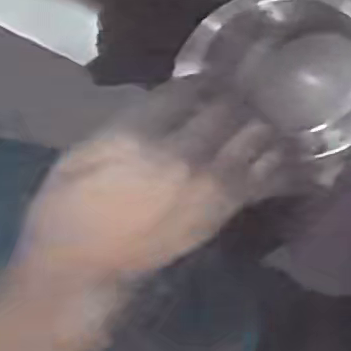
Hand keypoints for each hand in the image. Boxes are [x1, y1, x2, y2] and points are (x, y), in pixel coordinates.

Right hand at [15, 77, 289, 289]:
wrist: (85, 267)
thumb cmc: (70, 209)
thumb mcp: (82, 155)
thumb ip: (131, 122)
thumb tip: (175, 98)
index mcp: (139, 137)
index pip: (186, 91)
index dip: (201, 83)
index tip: (207, 83)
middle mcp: (185, 152)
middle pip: (231, 108)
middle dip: (234, 100)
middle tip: (235, 100)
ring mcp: (217, 177)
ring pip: (260, 132)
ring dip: (260, 124)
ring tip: (253, 123)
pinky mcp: (235, 199)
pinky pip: (274, 170)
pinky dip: (281, 158)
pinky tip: (278, 151)